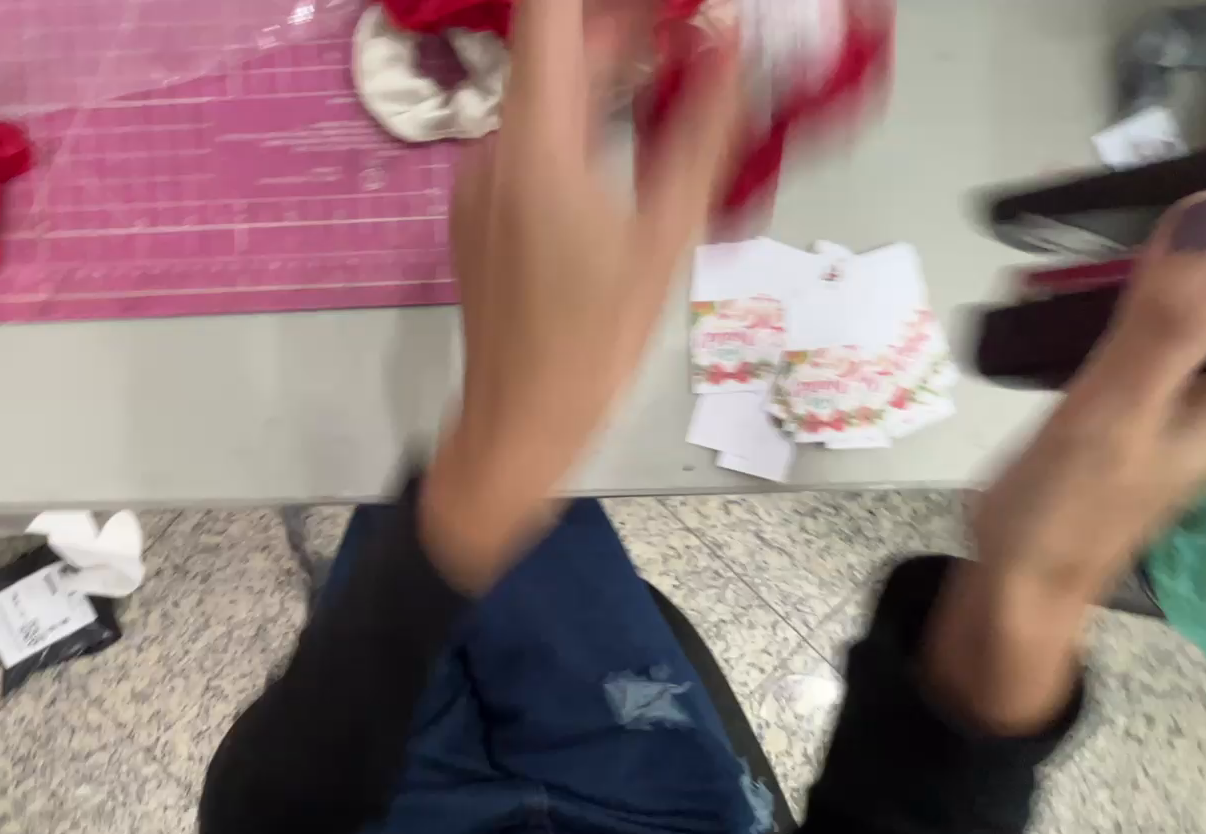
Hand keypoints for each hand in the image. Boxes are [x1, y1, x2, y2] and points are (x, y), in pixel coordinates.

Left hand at [419, 0, 741, 592]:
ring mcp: (475, 189)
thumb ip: (703, 131)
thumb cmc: (591, 346)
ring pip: (538, 104)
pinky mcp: (476, 220)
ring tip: (675, 85)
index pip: (549, 12)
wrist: (518, 421)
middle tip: (693, 36)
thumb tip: (730, 45)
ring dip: (601, 83)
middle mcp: (490, 155)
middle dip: (622, 29)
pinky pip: (524, 151)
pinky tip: (619, 153)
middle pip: (549, 53)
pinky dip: (572, 133)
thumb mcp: (666, 238)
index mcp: (534, 147)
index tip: (653, 5)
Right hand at [927, 188, 1205, 733]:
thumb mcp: (1114, 417)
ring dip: (1151, 240)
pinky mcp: (1136, 383)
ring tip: (1082, 215)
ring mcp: (1192, 373)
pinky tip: (1054, 277)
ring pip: (1200, 279)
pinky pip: (1144, 310)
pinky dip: (1107, 282)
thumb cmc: (1069, 512)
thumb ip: (1167, 322)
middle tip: (1137, 178)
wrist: (1015, 577)